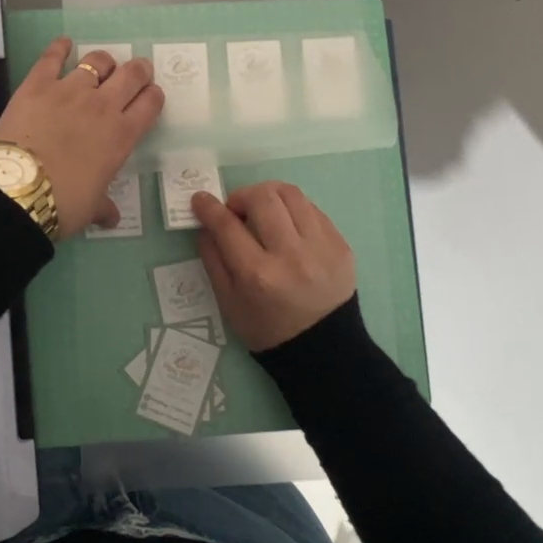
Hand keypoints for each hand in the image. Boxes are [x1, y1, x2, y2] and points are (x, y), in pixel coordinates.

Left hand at [0, 38, 163, 235]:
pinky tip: (64, 44)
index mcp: (122, 136)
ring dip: (104, 61)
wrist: (17, 190)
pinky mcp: (38, 83)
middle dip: (138, 71)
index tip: (150, 96)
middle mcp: (102, 106)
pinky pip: (52, 57)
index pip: (150, 104)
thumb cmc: (62, 203)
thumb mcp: (90, 209)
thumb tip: (111, 218)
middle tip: (135, 73)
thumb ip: (103, 207)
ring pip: (97, 61)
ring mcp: (70, 90)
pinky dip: (60, 47)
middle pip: (131, 74)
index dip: (153, 96)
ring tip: (102, 66)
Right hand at [193, 182, 356, 349]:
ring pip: (291, 194)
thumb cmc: (267, 328)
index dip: (209, 207)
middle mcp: (291, 256)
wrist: (323, 348)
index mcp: (258, 275)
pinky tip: (286, 225)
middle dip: (241, 196)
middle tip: (236, 210)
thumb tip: (207, 222)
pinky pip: (312, 209)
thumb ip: (213, 258)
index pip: (227, 225)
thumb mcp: (228, 302)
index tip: (201, 199)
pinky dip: (292, 210)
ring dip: (268, 195)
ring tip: (262, 210)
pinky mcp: (341, 245)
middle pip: (262, 198)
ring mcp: (321, 248)